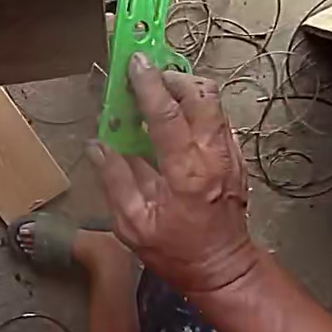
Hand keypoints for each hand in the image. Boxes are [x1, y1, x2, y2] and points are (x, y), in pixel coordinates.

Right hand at [88, 55, 264, 294]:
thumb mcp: (131, 223)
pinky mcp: (234, 158)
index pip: (167, 116)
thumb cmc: (175, 250)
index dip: (148, 85)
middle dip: (173, 77)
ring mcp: (229, 156)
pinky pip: (218, 119)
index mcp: (184, 173)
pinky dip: (196, 107)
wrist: (223, 269)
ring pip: (214, 104)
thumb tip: (97, 146)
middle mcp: (213, 158)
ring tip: (158, 90)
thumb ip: (113, 179)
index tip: (134, 63)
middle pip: (202, 97)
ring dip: (186, 88)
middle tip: (147, 75)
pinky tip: (175, 116)